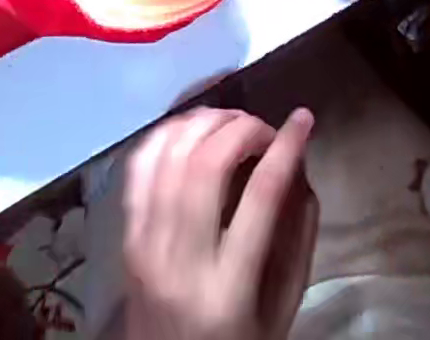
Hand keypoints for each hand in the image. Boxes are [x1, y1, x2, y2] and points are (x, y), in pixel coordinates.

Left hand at [123, 107, 317, 339]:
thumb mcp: (281, 309)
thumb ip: (299, 238)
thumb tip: (301, 166)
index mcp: (227, 291)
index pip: (261, 195)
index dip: (286, 145)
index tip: (303, 119)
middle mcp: (179, 263)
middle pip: (207, 165)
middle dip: (242, 129)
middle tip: (264, 130)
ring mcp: (144, 247)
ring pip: (170, 156)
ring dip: (206, 123)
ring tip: (232, 122)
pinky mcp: (125, 237)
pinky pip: (139, 167)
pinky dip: (167, 133)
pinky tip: (193, 129)